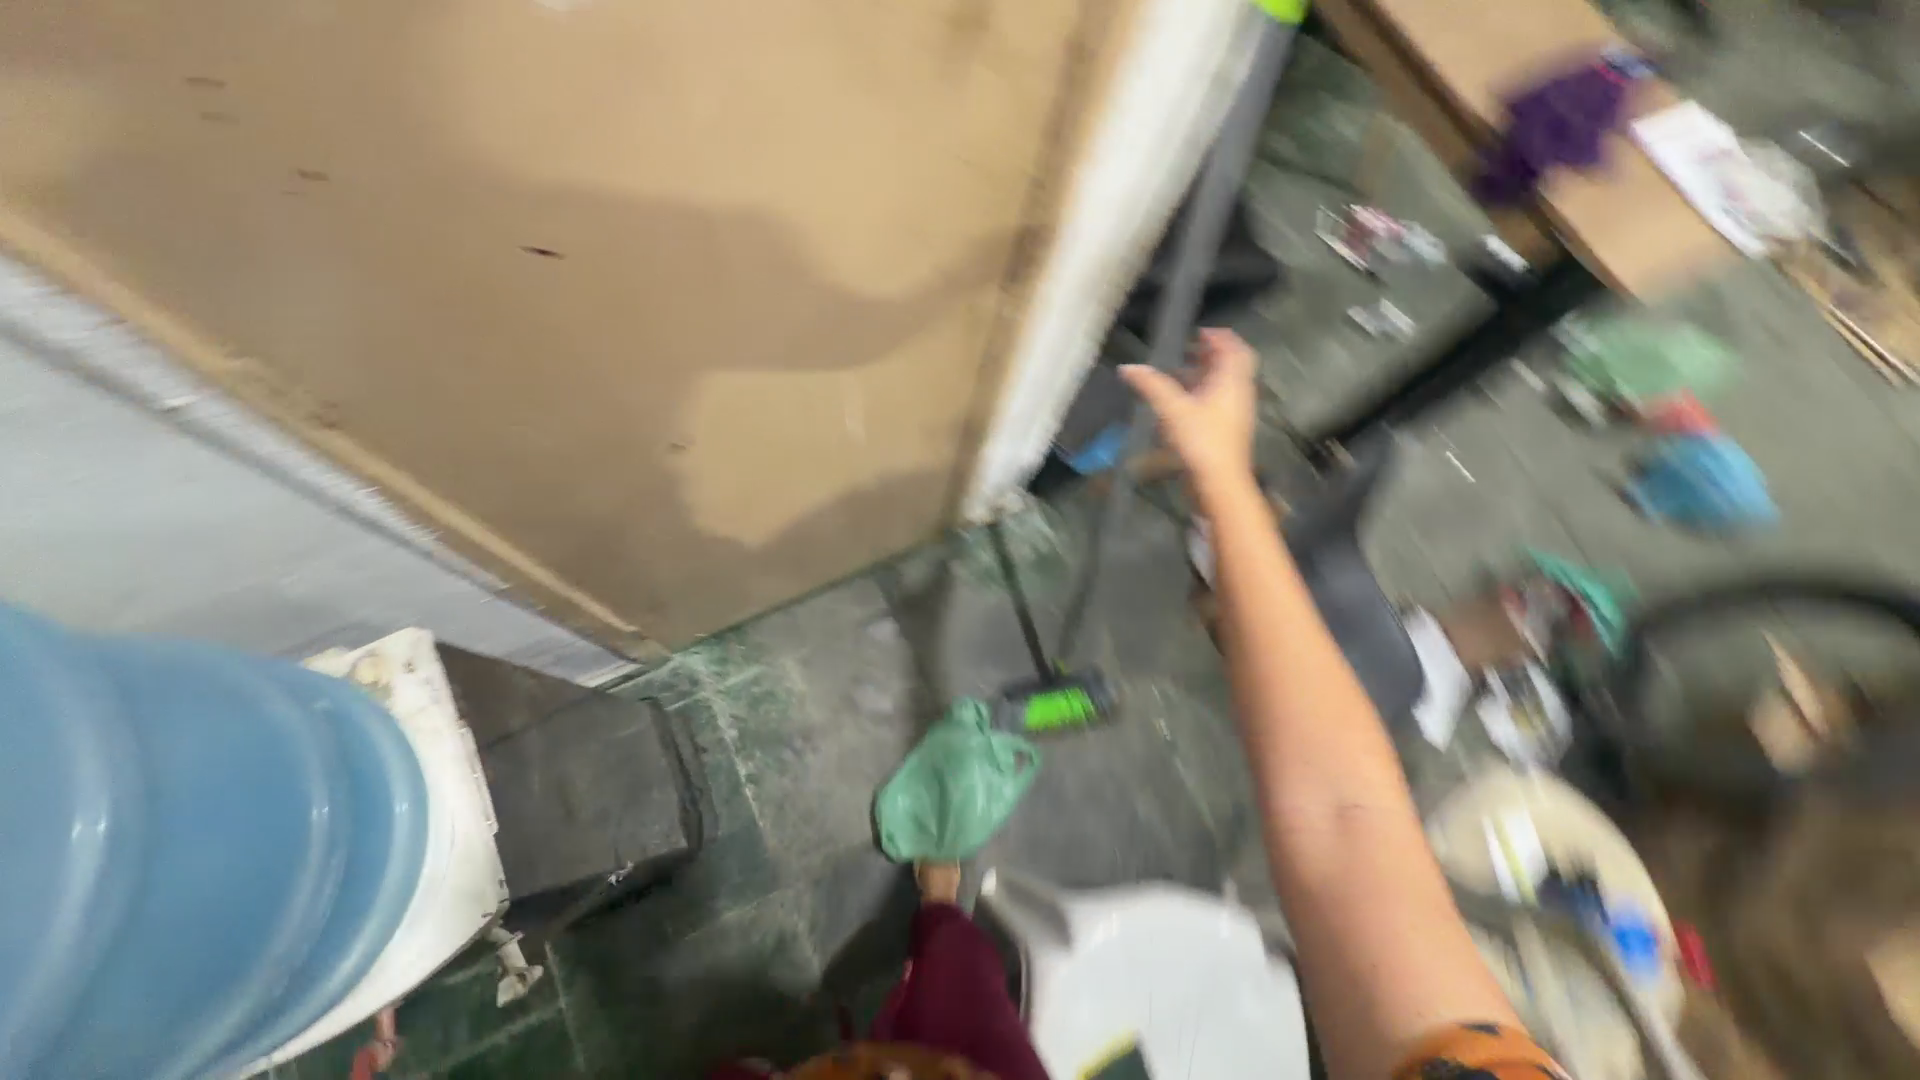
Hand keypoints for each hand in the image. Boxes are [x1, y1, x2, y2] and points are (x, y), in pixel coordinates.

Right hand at [1119, 328, 1257, 490]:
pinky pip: (1218, 403)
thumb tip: (1128, 368)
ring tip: (1179, 375)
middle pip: (1231, 366)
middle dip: (1210, 356)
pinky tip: (1182, 405)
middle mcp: (1239, 393)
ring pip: (1224, 385)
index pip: (1235, 349)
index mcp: (1232, 381)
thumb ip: (1151, 386)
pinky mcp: (1228, 431)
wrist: (1220, 483)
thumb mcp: (1173, 410)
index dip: (1219, 337)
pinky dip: (1202, 396)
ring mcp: (1235, 413)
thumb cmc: (1201, 441)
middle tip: (1188, 351)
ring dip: (1205, 376)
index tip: (1198, 332)